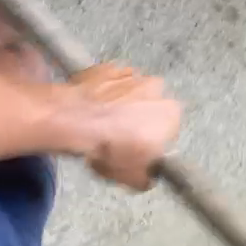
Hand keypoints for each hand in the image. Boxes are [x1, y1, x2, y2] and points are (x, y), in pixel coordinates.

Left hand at [69, 64, 181, 190]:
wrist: (75, 120)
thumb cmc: (109, 148)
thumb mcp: (134, 179)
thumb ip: (148, 177)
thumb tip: (146, 176)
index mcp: (170, 114)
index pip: (169, 130)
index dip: (153, 142)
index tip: (138, 151)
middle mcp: (156, 89)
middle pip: (151, 106)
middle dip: (139, 119)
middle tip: (119, 137)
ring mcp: (130, 74)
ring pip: (131, 92)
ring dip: (121, 104)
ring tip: (102, 123)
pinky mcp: (106, 67)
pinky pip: (109, 81)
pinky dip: (104, 91)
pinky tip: (92, 107)